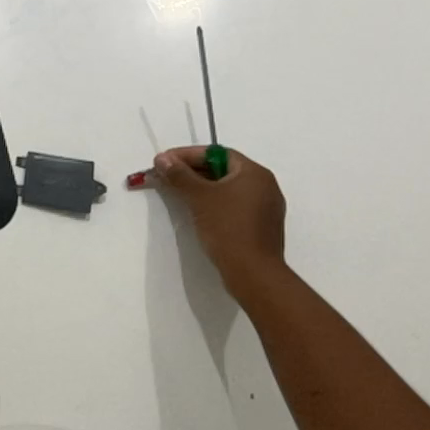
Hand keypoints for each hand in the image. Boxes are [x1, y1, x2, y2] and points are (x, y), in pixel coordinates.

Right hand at [151, 145, 286, 296]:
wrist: (254, 275)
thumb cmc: (228, 228)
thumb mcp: (199, 197)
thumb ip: (179, 175)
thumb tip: (162, 158)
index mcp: (255, 173)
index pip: (217, 153)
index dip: (188, 155)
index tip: (165, 161)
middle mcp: (265, 186)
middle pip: (223, 170)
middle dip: (193, 172)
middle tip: (168, 176)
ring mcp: (266, 209)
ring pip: (228, 190)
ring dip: (202, 189)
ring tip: (178, 193)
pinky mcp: (262, 228)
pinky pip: (235, 206)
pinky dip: (215, 204)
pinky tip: (198, 213)